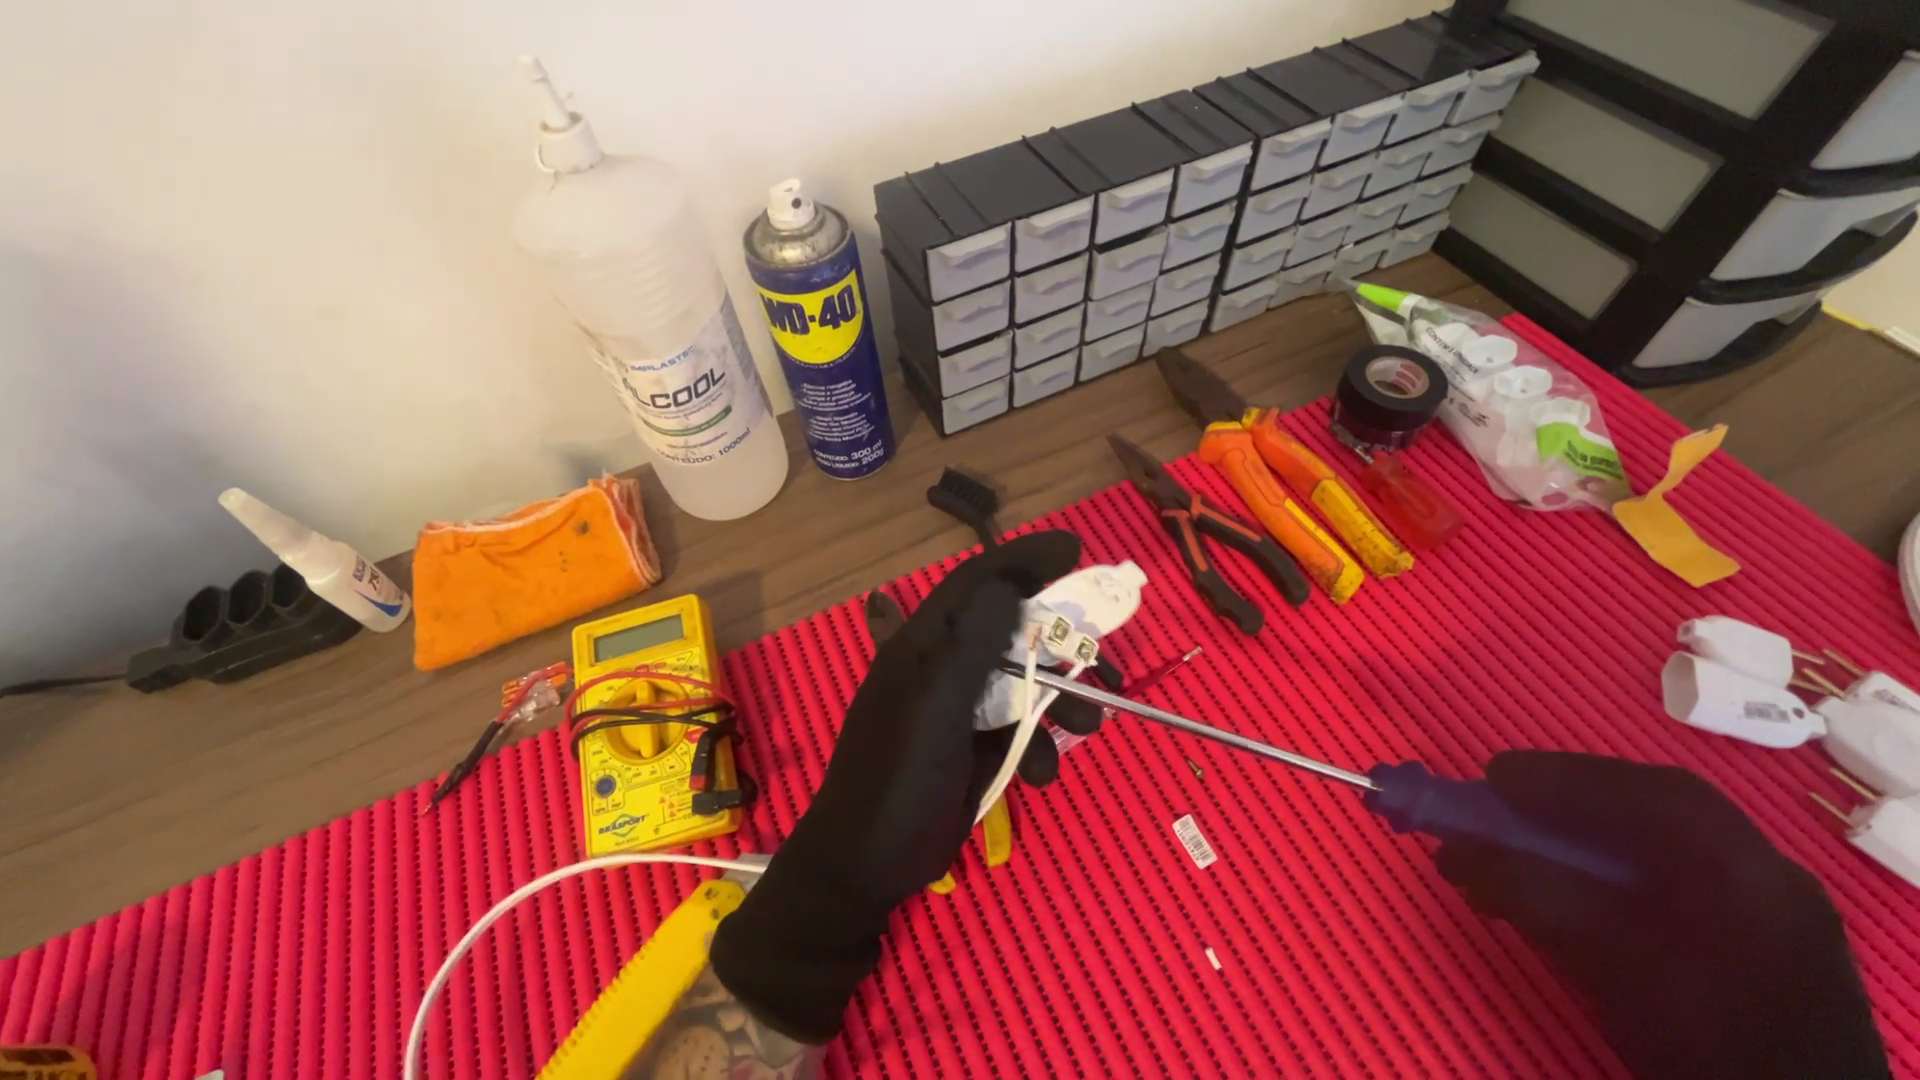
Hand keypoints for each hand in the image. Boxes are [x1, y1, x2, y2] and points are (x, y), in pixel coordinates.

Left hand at [712, 532, 1084, 1042]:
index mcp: (924, 645)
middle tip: (1104, 660)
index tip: (1076, 550)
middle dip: (1060, 646)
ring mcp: (958, 708)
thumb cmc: (895, 781)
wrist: (866, 866)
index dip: (1024, 559)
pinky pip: (1017, 729)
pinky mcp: (971, 746)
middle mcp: (942, 666)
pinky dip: (1038, 745)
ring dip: (1059, 702)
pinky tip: (1040, 775)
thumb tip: (1006, 585)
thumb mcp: (935, 709)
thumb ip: (970, 647)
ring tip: (1091, 724)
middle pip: (1011, 633)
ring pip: (1021, 684)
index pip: (977, 582)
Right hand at [1437, 751, 1887, 1079]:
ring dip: (1585, 821)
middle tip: (1501, 793)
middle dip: (1571, 791)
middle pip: (1657, 802)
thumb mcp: (1608, 964)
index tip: (1491, 777)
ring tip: (1520, 835)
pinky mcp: (1757, 936)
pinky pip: (1675, 867)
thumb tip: (1452, 849)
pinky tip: (1565, 873)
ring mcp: (1771, 906)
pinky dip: (1610, 853)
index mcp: (1748, 871)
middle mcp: (1768, 873)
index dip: (1562, 778)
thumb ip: (1532, 895)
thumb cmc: (1703, 1042)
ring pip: (1665, 833)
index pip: (1647, 796)